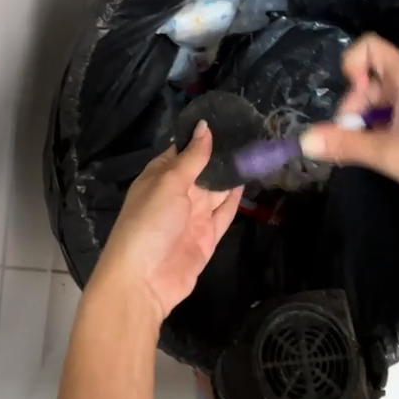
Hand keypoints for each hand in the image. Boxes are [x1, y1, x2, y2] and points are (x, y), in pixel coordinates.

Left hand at [89, 121, 243, 323]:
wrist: (144, 280)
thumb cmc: (149, 222)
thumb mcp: (168, 183)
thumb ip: (192, 157)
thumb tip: (205, 126)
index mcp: (159, 177)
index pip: (182, 150)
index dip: (201, 136)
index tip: (225, 118)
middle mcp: (176, 194)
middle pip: (203, 170)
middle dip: (221, 154)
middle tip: (249, 132)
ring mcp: (193, 216)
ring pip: (216, 190)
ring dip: (232, 174)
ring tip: (255, 150)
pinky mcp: (207, 237)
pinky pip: (224, 213)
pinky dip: (236, 199)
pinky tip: (249, 180)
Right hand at [303, 33, 398, 221]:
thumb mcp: (387, 155)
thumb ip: (344, 144)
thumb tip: (305, 140)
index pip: (370, 47)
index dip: (352, 67)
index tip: (351, 105)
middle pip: (376, 75)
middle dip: (359, 104)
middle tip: (355, 137)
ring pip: (392, 87)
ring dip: (376, 110)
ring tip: (373, 139)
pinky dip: (397, 110)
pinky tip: (396, 131)